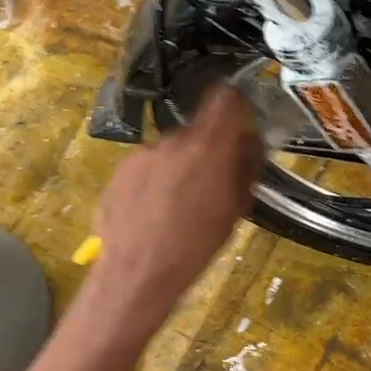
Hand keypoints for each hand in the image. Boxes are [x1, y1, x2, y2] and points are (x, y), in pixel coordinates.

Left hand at [79, 86, 261, 324]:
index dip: (234, 102)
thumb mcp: (237, 206)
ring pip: (171, 150)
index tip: (239, 116)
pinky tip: (153, 210)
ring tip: (176, 203)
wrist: (138, 272)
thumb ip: (247, 165)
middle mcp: (174, 138)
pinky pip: (147, 166)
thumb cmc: (198, 242)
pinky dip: (153, 180)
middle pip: (197, 129)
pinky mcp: (120, 169)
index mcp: (209, 144)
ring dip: (178, 166)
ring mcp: (143, 152)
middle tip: (209, 182)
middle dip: (205, 149)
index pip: (225, 98)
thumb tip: (250, 140)